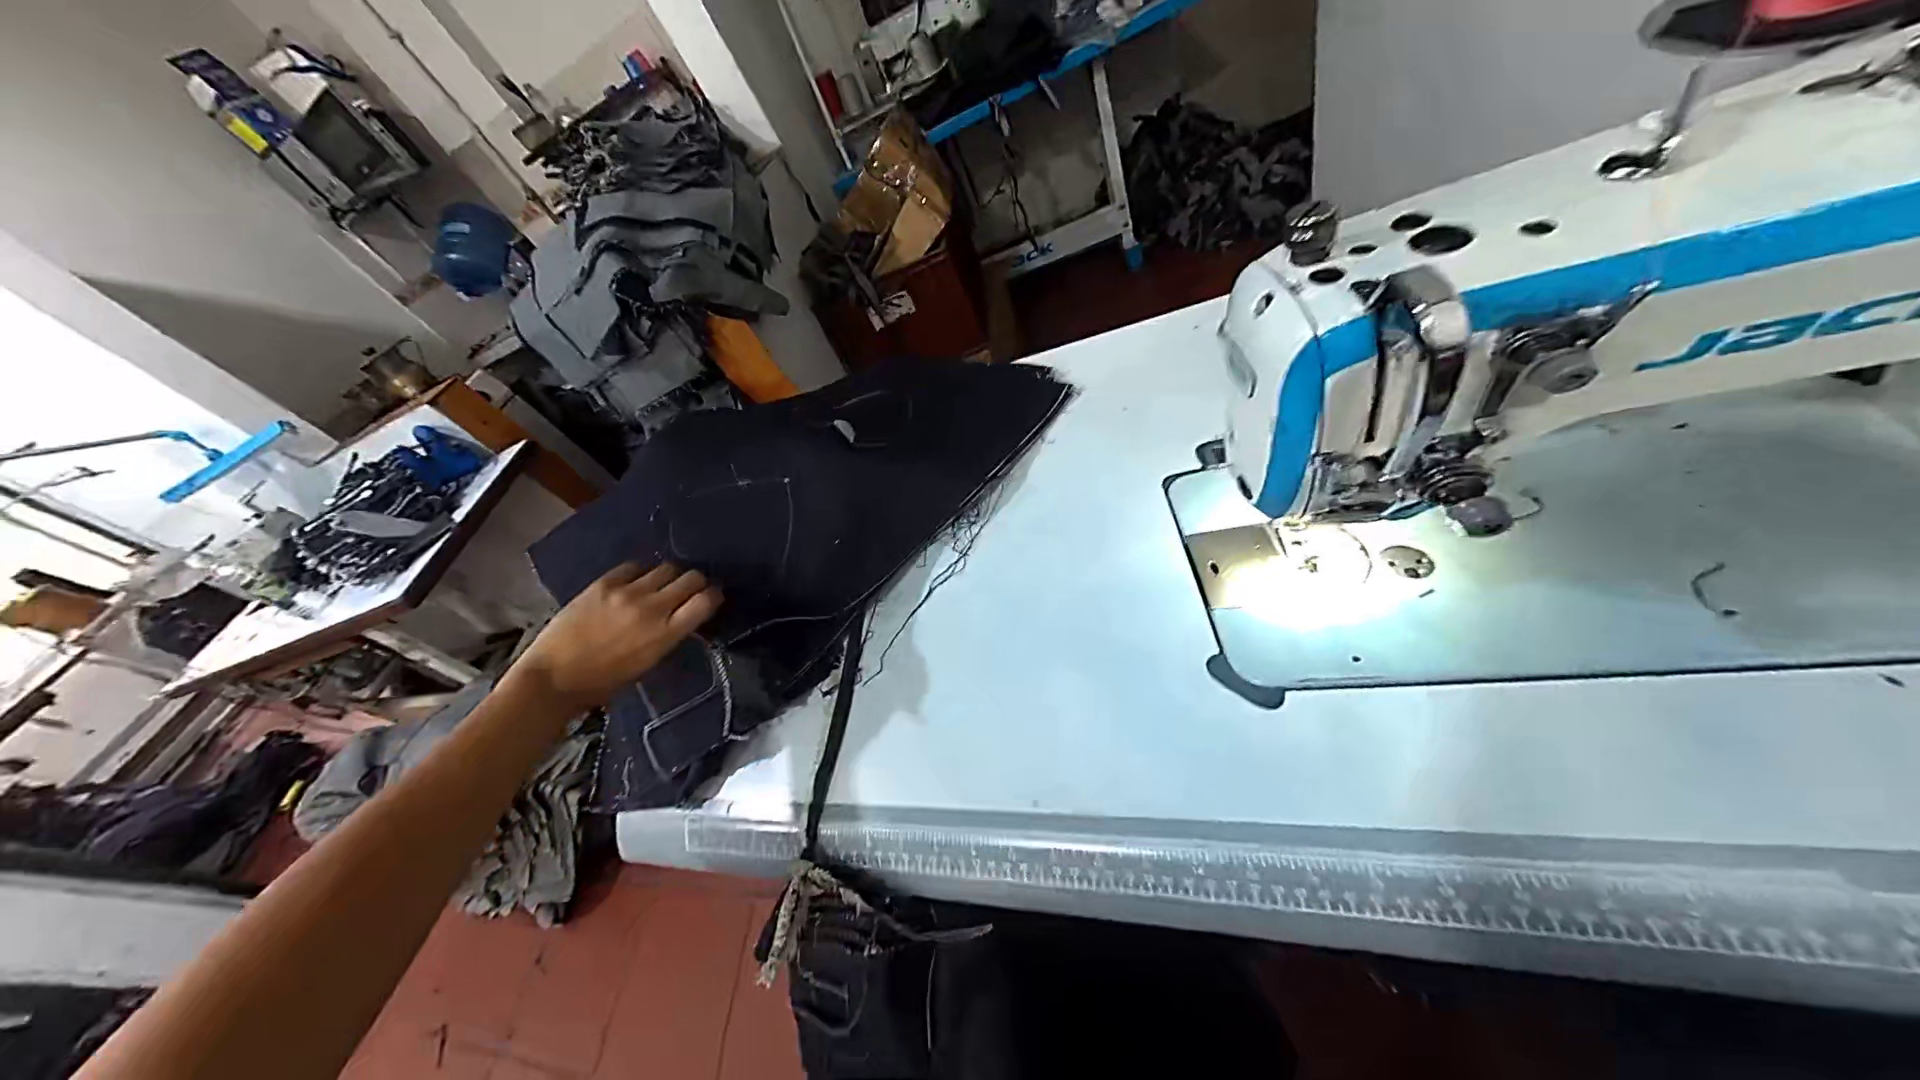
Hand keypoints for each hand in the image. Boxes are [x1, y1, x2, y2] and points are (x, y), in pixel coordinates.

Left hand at [513, 563, 721, 709]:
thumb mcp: (650, 662)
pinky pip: (634, 567)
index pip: (706, 600)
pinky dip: (640, 573)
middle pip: (691, 578)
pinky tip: (634, 583)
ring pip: (666, 568)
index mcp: (666, 634)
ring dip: (669, 576)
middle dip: (696, 582)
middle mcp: (652, 608)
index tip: (712, 597)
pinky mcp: (603, 584)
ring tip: (660, 584)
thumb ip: (670, 635)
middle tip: (690, 588)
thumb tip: (683, 616)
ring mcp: (627, 592)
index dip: (713, 595)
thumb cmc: (604, 682)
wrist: (553, 678)